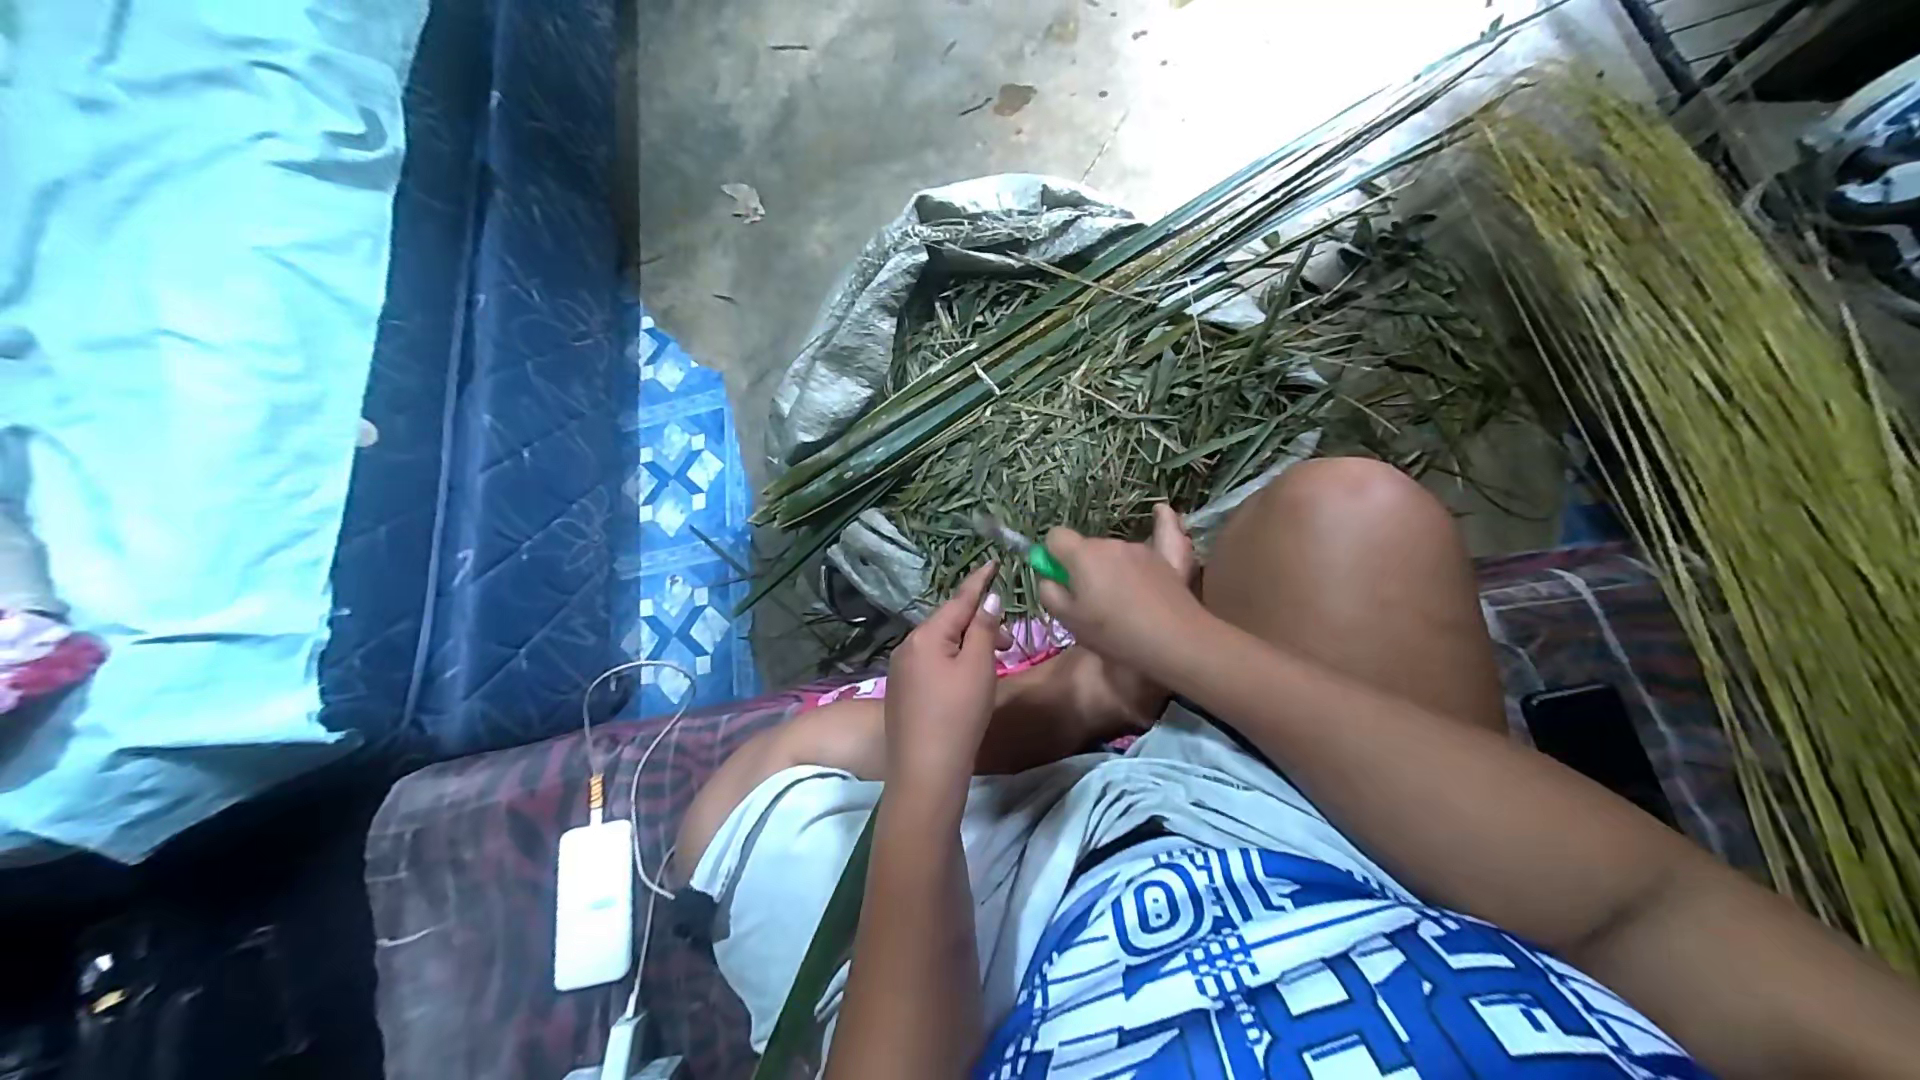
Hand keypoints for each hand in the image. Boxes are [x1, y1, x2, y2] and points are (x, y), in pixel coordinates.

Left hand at [885, 561, 1004, 785]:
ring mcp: (901, 669)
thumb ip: (984, 629)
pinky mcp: (902, 691)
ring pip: (940, 644)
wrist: (925, 771)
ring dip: (967, 645)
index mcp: (926, 635)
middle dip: (979, 625)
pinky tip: (966, 679)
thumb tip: (989, 599)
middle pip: (948, 623)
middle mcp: (907, 646)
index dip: (979, 582)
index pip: (959, 600)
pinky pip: (931, 663)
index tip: (993, 562)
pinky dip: (952, 662)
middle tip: (1009, 644)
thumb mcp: (979, 667)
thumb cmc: (959, 714)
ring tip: (992, 662)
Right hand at [1036, 505, 1209, 681]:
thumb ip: (1049, 592)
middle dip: (1083, 567)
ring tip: (1121, 602)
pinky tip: (1158, 519)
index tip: (1060, 579)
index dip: (1053, 555)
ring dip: (1111, 569)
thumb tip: (1049, 577)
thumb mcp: (1068, 620)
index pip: (1056, 536)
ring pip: (1113, 553)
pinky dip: (1152, 537)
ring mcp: (1140, 549)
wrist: (1174, 641)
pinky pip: (1156, 539)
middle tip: (1090, 602)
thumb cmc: (1114, 633)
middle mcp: (1110, 543)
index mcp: (1082, 555)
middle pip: (1086, 548)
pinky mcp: (1166, 557)